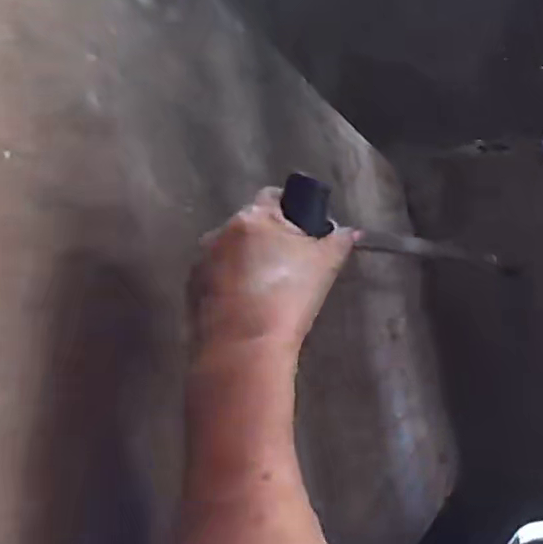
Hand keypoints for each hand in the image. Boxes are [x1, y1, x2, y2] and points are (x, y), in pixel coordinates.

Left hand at [189, 187, 357, 360]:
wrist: (244, 347)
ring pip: (232, 251)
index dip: (293, 210)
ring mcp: (201, 260)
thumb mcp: (326, 265)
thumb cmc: (289, 296)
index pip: (274, 195)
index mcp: (254, 217)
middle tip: (293, 265)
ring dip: (248, 261)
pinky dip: (232, 283)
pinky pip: (217, 276)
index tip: (306, 232)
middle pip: (252, 224)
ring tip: (269, 290)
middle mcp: (221, 231)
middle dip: (270, 238)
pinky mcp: (190, 288)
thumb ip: (340, 240)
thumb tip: (352, 231)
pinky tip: (248, 306)